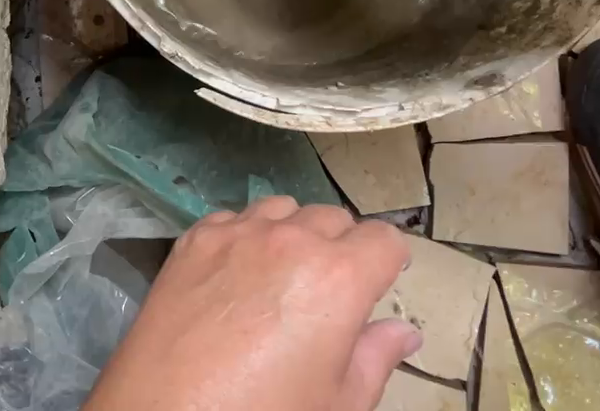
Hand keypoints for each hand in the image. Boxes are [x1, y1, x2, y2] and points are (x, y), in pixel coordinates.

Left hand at [84, 196, 420, 410]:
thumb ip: (376, 358)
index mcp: (337, 276)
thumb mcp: (336, 403)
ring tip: (282, 279)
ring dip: (293, 232)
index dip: (388, 261)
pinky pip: (234, 217)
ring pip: (283, 208)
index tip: (378, 284)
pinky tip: (237, 275)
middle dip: (342, 247)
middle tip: (329, 294)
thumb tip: (403, 330)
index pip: (384, 239)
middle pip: (334, 217)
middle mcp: (289, 238)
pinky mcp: (196, 235)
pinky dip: (246, 235)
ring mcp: (237, 231)